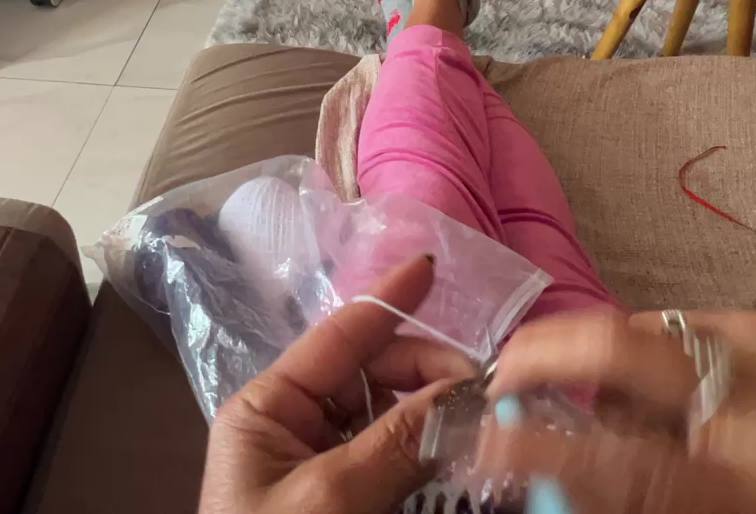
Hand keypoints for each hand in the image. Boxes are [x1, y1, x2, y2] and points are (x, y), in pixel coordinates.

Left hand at [199, 256, 476, 513]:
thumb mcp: (327, 502)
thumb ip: (395, 444)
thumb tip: (460, 395)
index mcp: (271, 406)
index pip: (339, 336)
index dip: (387, 298)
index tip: (432, 266)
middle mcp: (298, 423)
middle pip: (374, 374)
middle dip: (426, 369)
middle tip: (484, 388)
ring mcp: (325, 464)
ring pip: (391, 416)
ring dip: (435, 410)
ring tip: (482, 415)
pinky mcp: (350, 501)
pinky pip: (396, 460)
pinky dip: (429, 453)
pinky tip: (462, 452)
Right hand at [482, 310, 755, 513]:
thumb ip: (628, 496)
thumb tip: (541, 465)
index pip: (629, 465)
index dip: (546, 447)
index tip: (485, 439)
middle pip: (619, 346)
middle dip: (544, 352)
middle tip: (502, 378)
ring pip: (631, 333)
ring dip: (596, 367)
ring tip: (598, 408)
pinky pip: (662, 331)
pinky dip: (637, 362)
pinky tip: (653, 397)